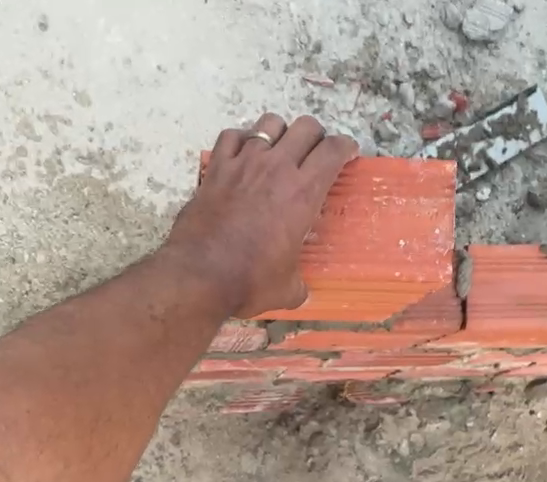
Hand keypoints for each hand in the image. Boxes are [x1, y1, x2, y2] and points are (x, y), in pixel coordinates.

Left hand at [161, 113, 358, 317]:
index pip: (333, 151)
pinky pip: (231, 136)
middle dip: (316, 136)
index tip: (347, 154)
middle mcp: (276, 169)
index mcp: (302, 194)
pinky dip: (241, 140)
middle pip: (306, 127)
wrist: (199, 276)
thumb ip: (298, 284)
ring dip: (280, 133)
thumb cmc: (248, 282)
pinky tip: (242, 154)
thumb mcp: (286, 289)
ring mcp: (243, 163)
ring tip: (279, 150)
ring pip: (270, 124)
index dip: (346, 147)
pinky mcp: (216, 168)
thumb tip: (300, 292)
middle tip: (314, 153)